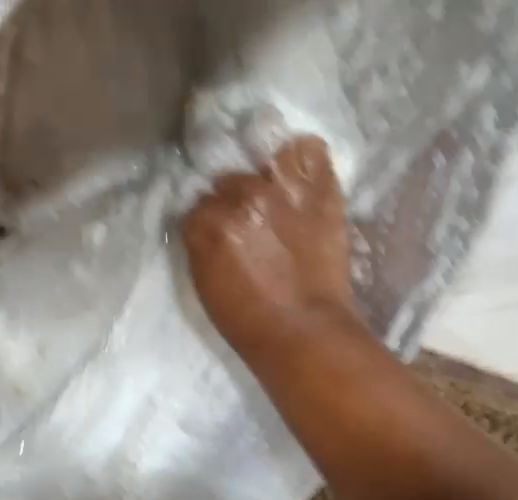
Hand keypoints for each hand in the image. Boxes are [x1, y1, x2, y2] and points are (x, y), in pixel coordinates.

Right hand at [184, 137, 363, 359]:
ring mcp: (286, 190)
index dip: (205, 221)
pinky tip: (297, 177)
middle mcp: (244, 199)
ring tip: (270, 198)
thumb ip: (199, 244)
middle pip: (227, 182)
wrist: (301, 329)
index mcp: (209, 227)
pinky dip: (301, 160)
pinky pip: (308, 150)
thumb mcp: (203, 282)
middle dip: (230, 200)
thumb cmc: (244, 319)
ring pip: (264, 162)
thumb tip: (203, 224)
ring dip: (263, 179)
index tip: (213, 233)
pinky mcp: (321, 188)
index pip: (196, 206)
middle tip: (243, 222)